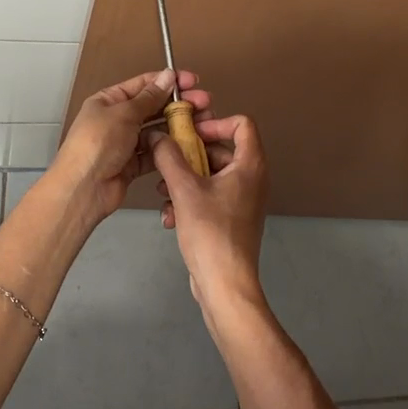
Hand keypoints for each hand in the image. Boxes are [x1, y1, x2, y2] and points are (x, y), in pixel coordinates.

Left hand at [51, 69, 211, 220]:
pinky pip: (155, 152)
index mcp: (110, 100)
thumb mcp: (124, 113)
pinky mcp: (133, 165)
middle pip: (153, 106)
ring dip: (179, 125)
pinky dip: (170, 148)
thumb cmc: (98, 143)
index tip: (193, 80)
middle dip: (179, 103)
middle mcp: (118, 119)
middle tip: (205, 102)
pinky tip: (190, 143)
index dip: (168, 80)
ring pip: (157, 129)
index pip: (144, 84)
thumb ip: (149, 97)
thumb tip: (168, 75)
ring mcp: (125, 142)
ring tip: (204, 123)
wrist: (83, 189)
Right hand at [150, 113, 268, 310]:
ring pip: (210, 174)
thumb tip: (156, 135)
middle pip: (220, 149)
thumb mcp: (184, 189)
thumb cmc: (211, 232)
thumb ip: (169, 157)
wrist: (225, 286)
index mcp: (250, 165)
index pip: (242, 124)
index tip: (190, 132)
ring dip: (184, 179)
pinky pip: (209, 196)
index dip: (215, 121)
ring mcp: (242, 200)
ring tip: (162, 193)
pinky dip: (189, 200)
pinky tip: (170, 216)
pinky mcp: (231, 219)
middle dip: (189, 155)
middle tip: (165, 160)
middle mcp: (251, 178)